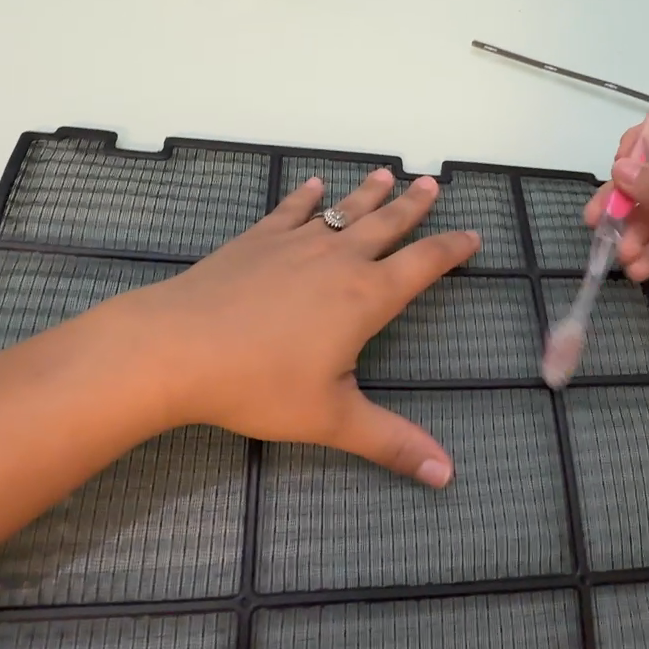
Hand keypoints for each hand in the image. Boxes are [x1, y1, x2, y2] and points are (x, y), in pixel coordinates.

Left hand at [98, 169, 478, 487]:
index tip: (472, 235)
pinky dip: (306, 197)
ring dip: (368, 193)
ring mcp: (296, 243)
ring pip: (344, 211)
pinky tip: (314, 186)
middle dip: (414, 206)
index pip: (423, 265)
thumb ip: (391, 442)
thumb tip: (446, 474)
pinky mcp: (257, 239)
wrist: (176, 347)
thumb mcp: (331, 420)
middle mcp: (338, 260)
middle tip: (432, 183)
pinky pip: (290, 210)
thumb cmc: (258, 385)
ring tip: (387, 174)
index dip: (452, 250)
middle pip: (387, 225)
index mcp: (365, 297)